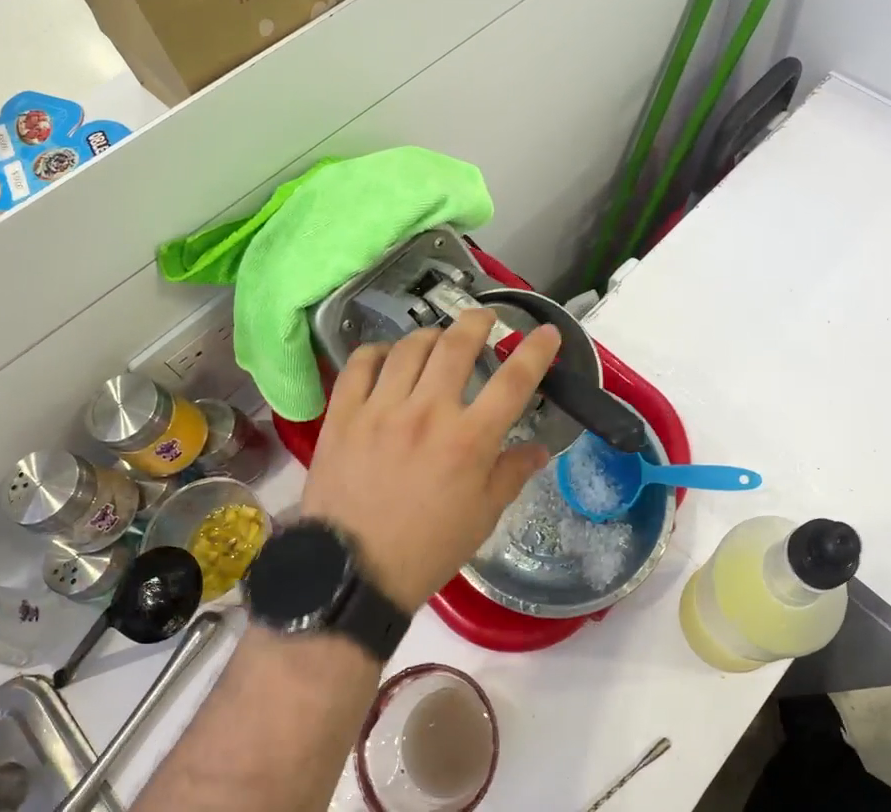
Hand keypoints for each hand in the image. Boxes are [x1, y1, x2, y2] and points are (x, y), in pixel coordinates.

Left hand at [300, 310, 561, 609]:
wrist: (352, 573)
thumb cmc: (427, 550)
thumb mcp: (482, 517)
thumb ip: (511, 474)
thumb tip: (538, 448)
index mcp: (469, 440)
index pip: (513, 380)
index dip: (535, 350)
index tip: (547, 332)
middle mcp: (427, 412)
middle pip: (457, 345)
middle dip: (478, 321)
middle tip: (485, 318)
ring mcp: (380, 409)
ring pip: (409, 347)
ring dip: (431, 334)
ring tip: (438, 339)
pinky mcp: (343, 415)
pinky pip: (360, 364)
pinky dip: (379, 352)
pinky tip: (387, 357)